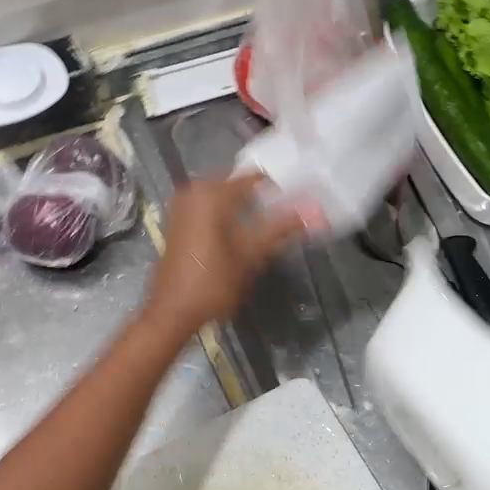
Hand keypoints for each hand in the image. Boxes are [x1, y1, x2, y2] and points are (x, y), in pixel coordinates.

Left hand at [144, 175, 302, 333]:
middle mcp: (194, 190)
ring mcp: (183, 205)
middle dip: (263, 198)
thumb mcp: (251, 257)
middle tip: (288, 216)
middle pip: (239, 185)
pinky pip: (211, 207)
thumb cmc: (212, 285)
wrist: (172, 312)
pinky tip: (243, 234)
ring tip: (270, 225)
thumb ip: (282, 228)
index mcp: (211, 193)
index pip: (256, 177)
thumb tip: (316, 211)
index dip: (281, 189)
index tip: (301, 201)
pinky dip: (228, 215)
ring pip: (225, 197)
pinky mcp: (179, 221)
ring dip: (246, 208)